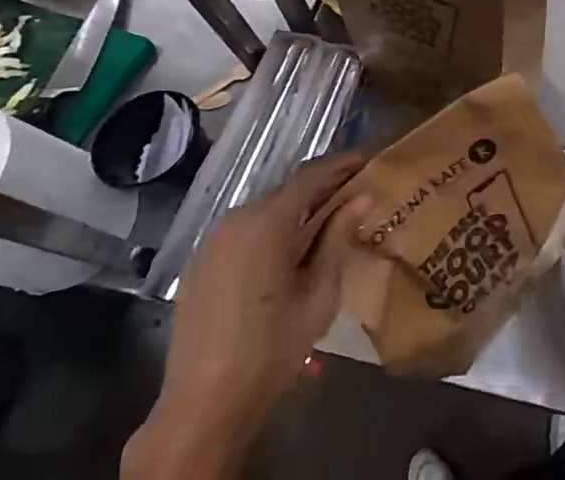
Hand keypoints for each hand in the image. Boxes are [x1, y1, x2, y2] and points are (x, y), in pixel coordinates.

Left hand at [123, 153, 370, 479]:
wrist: (203, 404)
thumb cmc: (272, 350)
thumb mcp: (318, 296)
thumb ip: (338, 239)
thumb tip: (361, 199)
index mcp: (267, 221)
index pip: (310, 176)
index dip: (340, 165)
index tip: (365, 160)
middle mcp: (235, 218)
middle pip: (285, 192)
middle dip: (320, 189)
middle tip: (352, 195)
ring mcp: (212, 240)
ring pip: (263, 211)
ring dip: (294, 212)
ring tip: (324, 225)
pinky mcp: (199, 262)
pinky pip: (242, 232)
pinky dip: (268, 232)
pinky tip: (284, 254)